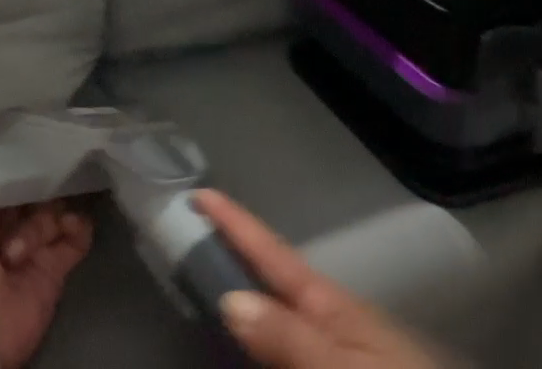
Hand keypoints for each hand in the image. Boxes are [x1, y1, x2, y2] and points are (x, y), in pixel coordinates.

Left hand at [0, 136, 92, 368]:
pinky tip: (67, 229)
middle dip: (32, 191)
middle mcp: (0, 226)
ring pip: (52, 209)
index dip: (8, 164)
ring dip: (46, 219)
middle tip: (24, 207)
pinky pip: (75, 236)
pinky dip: (76, 229)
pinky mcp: (54, 269)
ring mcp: (29, 247)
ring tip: (25, 247)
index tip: (22, 150)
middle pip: (28, 190)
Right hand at [197, 190, 445, 368]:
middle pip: (274, 273)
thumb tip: (229, 297)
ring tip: (212, 262)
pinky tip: (260, 322)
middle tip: (192, 225)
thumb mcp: (344, 366)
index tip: (199, 191)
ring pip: (285, 301)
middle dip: (235, 245)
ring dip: (249, 279)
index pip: (271, 253)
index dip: (234, 222)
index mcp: (331, 303)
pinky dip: (269, 314)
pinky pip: (295, 329)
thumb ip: (290, 336)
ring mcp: (344, 338)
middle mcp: (334, 313)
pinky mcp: (348, 357)